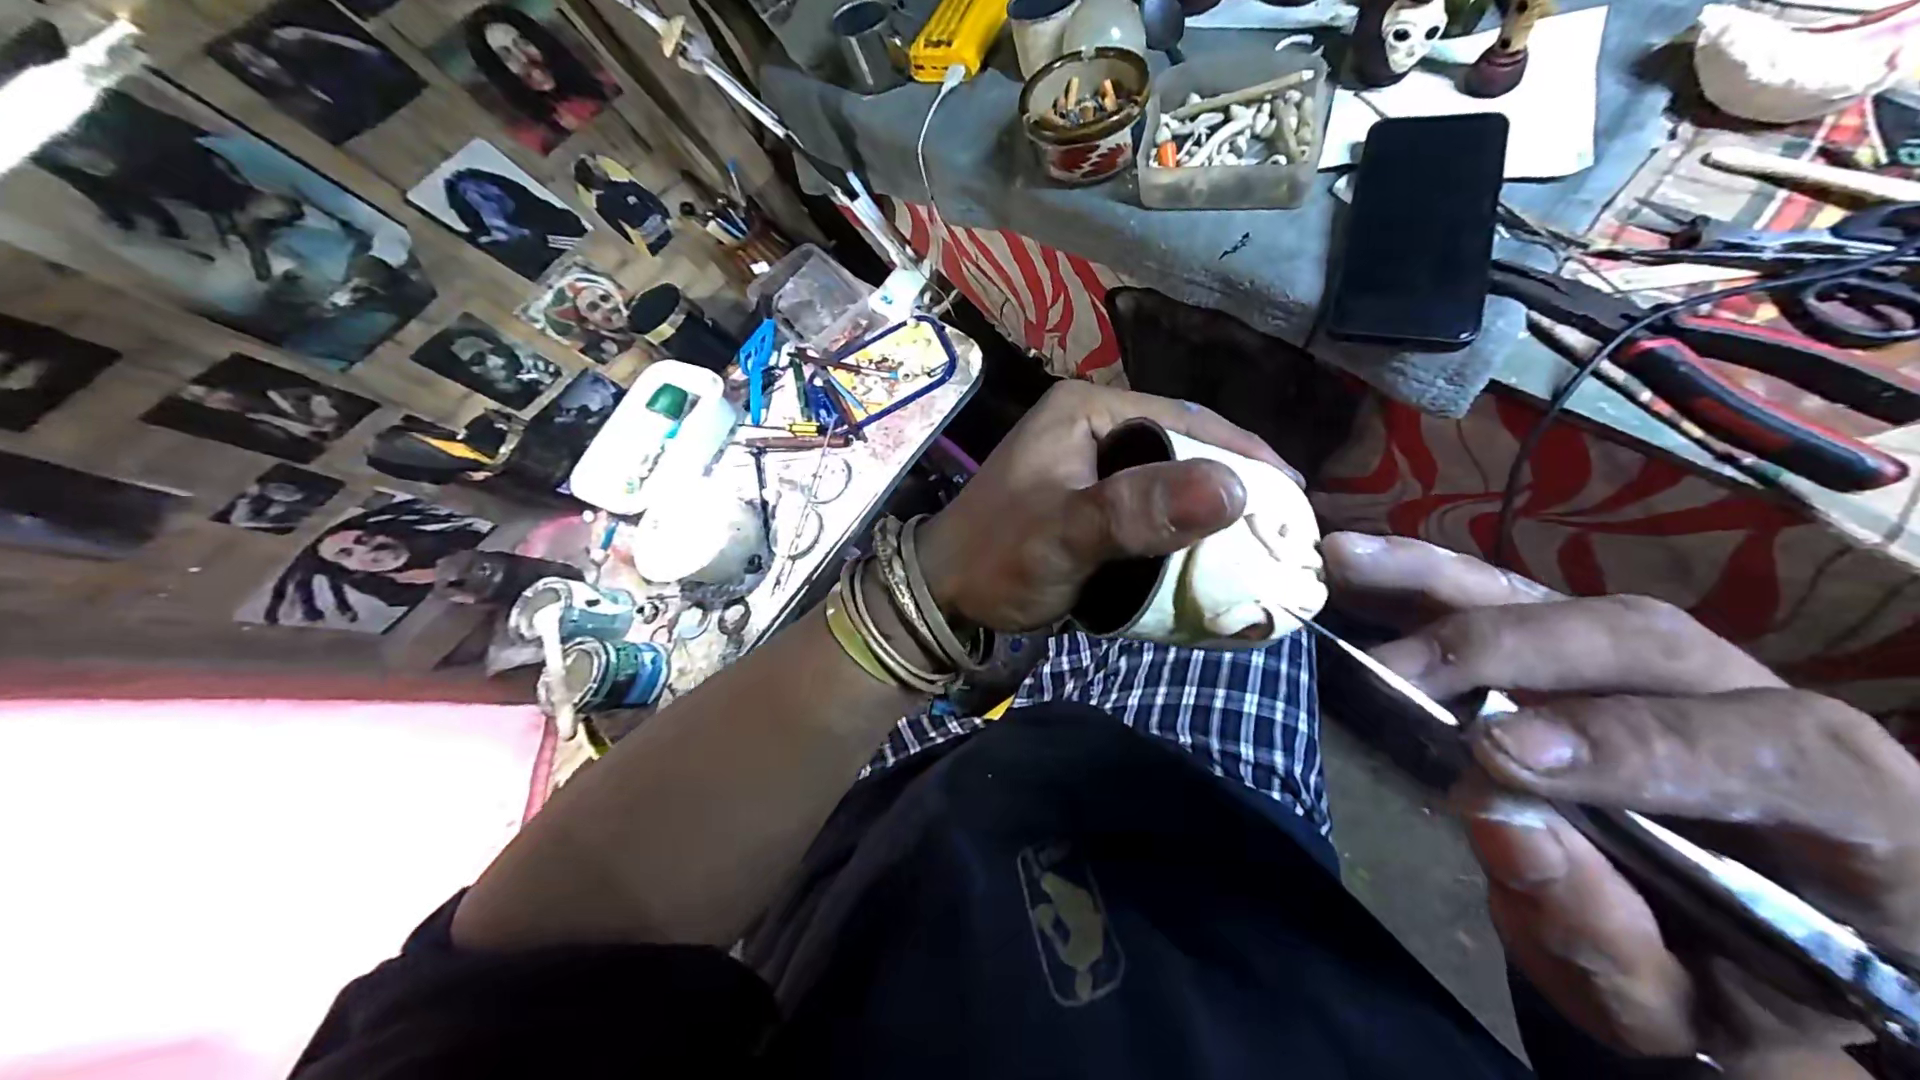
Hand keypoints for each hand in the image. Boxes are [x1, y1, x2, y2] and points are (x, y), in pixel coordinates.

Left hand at [916, 382, 1291, 632]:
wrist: (942, 595)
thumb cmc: (998, 559)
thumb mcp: (1066, 534)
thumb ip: (1138, 510)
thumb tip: (1234, 490)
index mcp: (1085, 410)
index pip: (1185, 417)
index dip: (1244, 452)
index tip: (1293, 494)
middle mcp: (1089, 425)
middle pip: (1181, 445)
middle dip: (1231, 482)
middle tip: (1281, 523)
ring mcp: (1085, 461)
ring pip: (1166, 476)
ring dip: (1206, 506)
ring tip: (1254, 539)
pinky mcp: (1084, 497)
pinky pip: (1146, 503)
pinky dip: (1176, 525)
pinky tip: (1203, 550)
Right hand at [1323, 532, 1919, 1068]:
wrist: (1726, 943)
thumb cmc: (1720, 985)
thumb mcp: (1675, 1007)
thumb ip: (1602, 932)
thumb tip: (1491, 813)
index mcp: (1854, 815)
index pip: (1769, 749)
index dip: (1633, 744)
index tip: (1495, 754)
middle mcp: (1756, 705)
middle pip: (1645, 639)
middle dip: (1506, 650)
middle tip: (1396, 675)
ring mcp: (1662, 666)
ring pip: (1561, 597)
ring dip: (1439, 580)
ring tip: (1344, 564)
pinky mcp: (1578, 652)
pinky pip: (1501, 597)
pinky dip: (1421, 579)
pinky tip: (1355, 564)